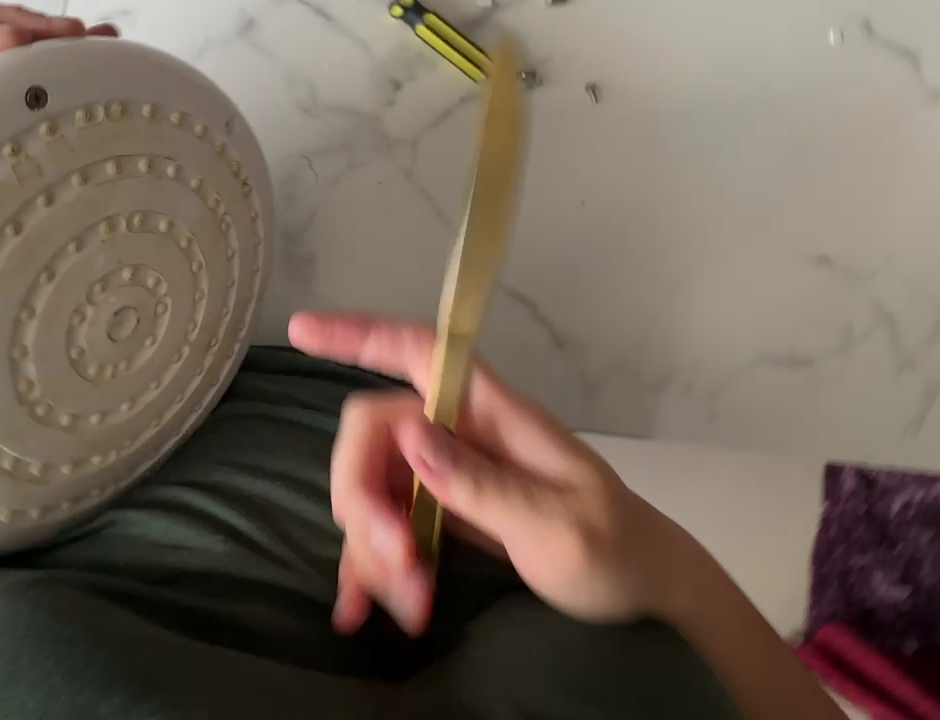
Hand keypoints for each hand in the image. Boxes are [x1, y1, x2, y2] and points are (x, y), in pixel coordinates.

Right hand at [290, 311, 709, 636]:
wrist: (638, 589)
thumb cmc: (614, 546)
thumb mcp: (560, 526)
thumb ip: (485, 484)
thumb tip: (412, 438)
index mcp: (488, 410)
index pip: (416, 350)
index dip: (357, 333)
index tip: (300, 331)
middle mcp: (455, 429)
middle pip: (372, 436)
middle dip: (365, 501)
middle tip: (397, 568)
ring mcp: (442, 471)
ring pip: (369, 488)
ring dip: (373, 548)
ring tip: (410, 606)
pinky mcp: (435, 511)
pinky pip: (380, 526)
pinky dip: (367, 565)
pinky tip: (360, 609)